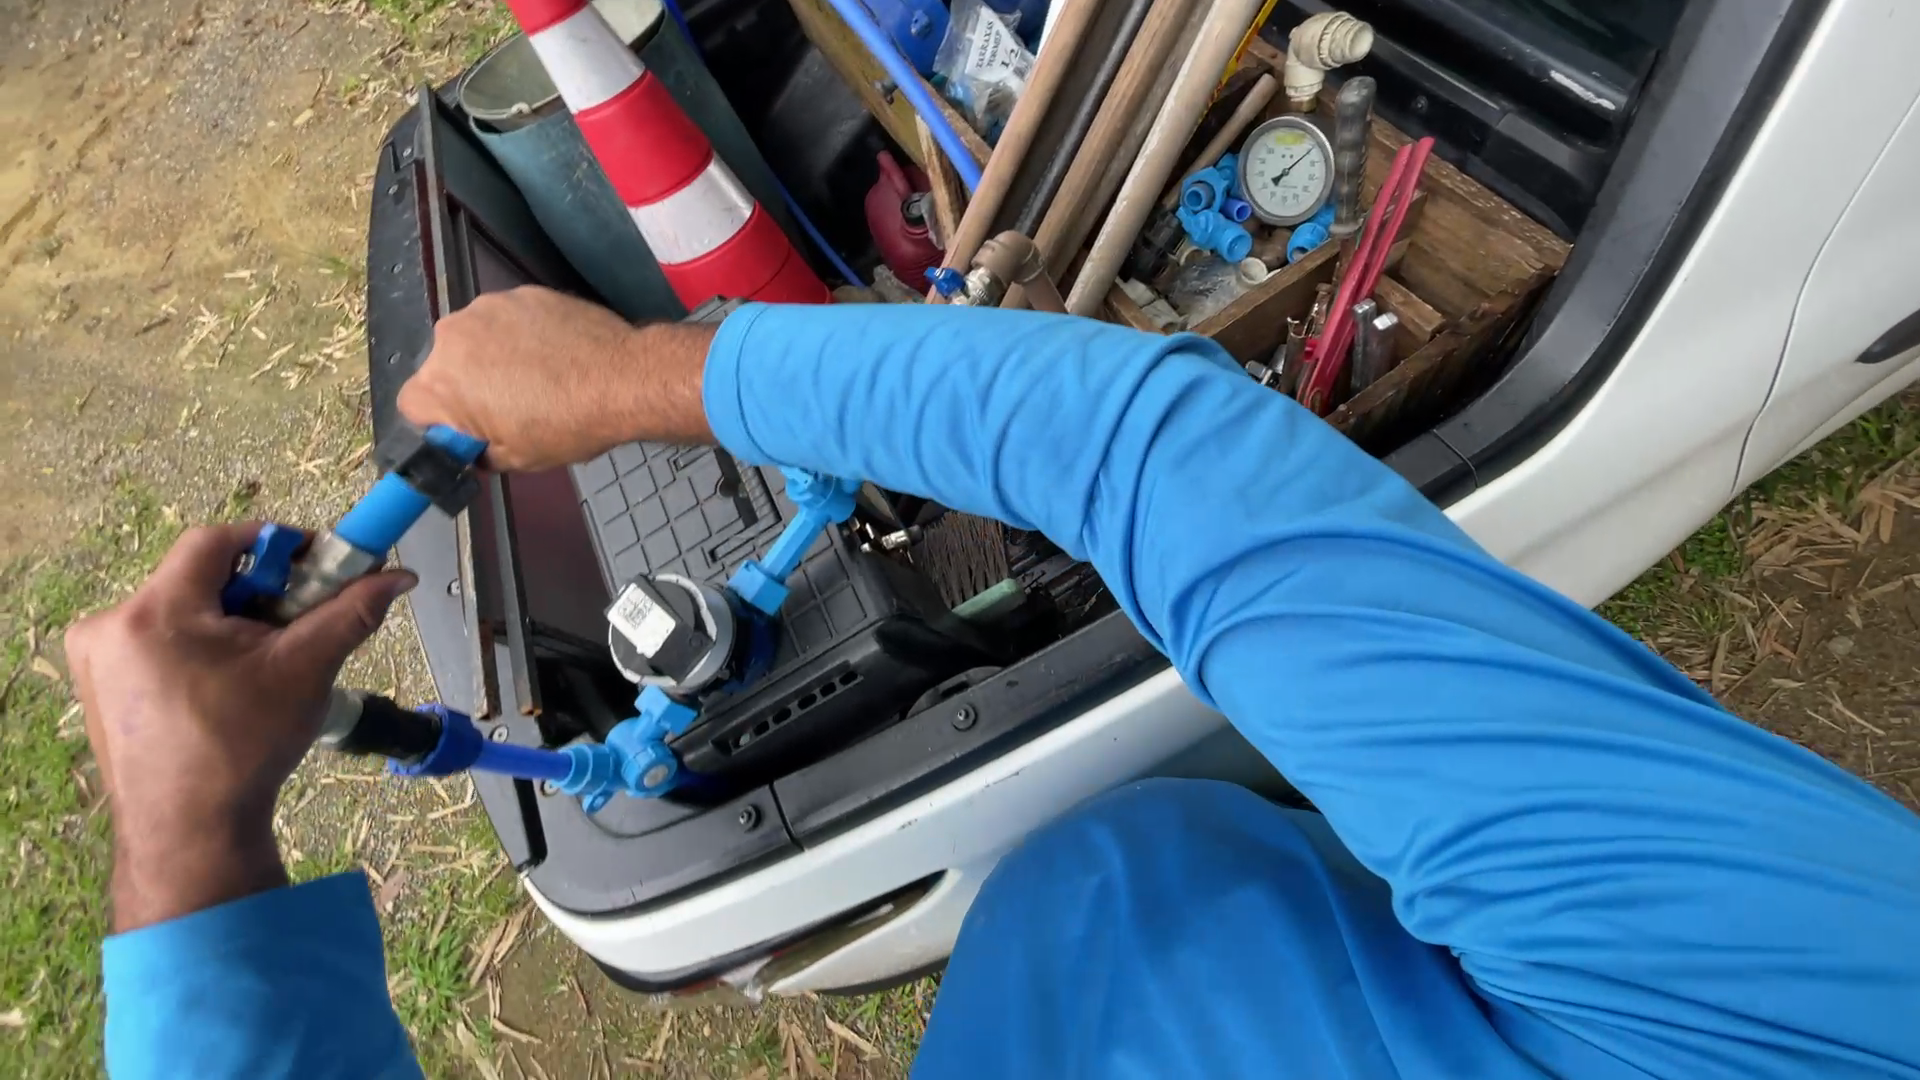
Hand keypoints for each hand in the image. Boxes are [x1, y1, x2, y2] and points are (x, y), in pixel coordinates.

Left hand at [65, 524, 416, 931]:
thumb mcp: (310, 666)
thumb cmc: (247, 739)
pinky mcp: (104, 683)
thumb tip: (400, 576)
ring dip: (243, 618)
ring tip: (278, 657)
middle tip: (308, 618)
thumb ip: (353, 611)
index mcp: (155, 613)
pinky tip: (242, 679)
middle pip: (203, 576)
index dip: (277, 541)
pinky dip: (215, 643)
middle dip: (266, 589)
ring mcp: (98, 657)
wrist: (189, 823)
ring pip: (188, 608)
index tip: (321, 562)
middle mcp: (110, 625)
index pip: (216, 540)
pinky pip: (167, 638)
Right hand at [398, 285, 716, 470]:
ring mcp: (489, 307)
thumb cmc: (572, 423)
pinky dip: (530, 335)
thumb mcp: (522, 459)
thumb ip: (484, 454)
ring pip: (480, 339)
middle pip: (446, 367)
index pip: (415, 407)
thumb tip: (478, 451)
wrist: (626, 379)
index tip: (472, 431)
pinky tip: (562, 355)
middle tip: (518, 407)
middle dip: (473, 387)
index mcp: (440, 383)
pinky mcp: (525, 293)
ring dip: (500, 357)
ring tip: (546, 380)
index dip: (443, 423)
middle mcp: (451, 336)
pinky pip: (514, 319)